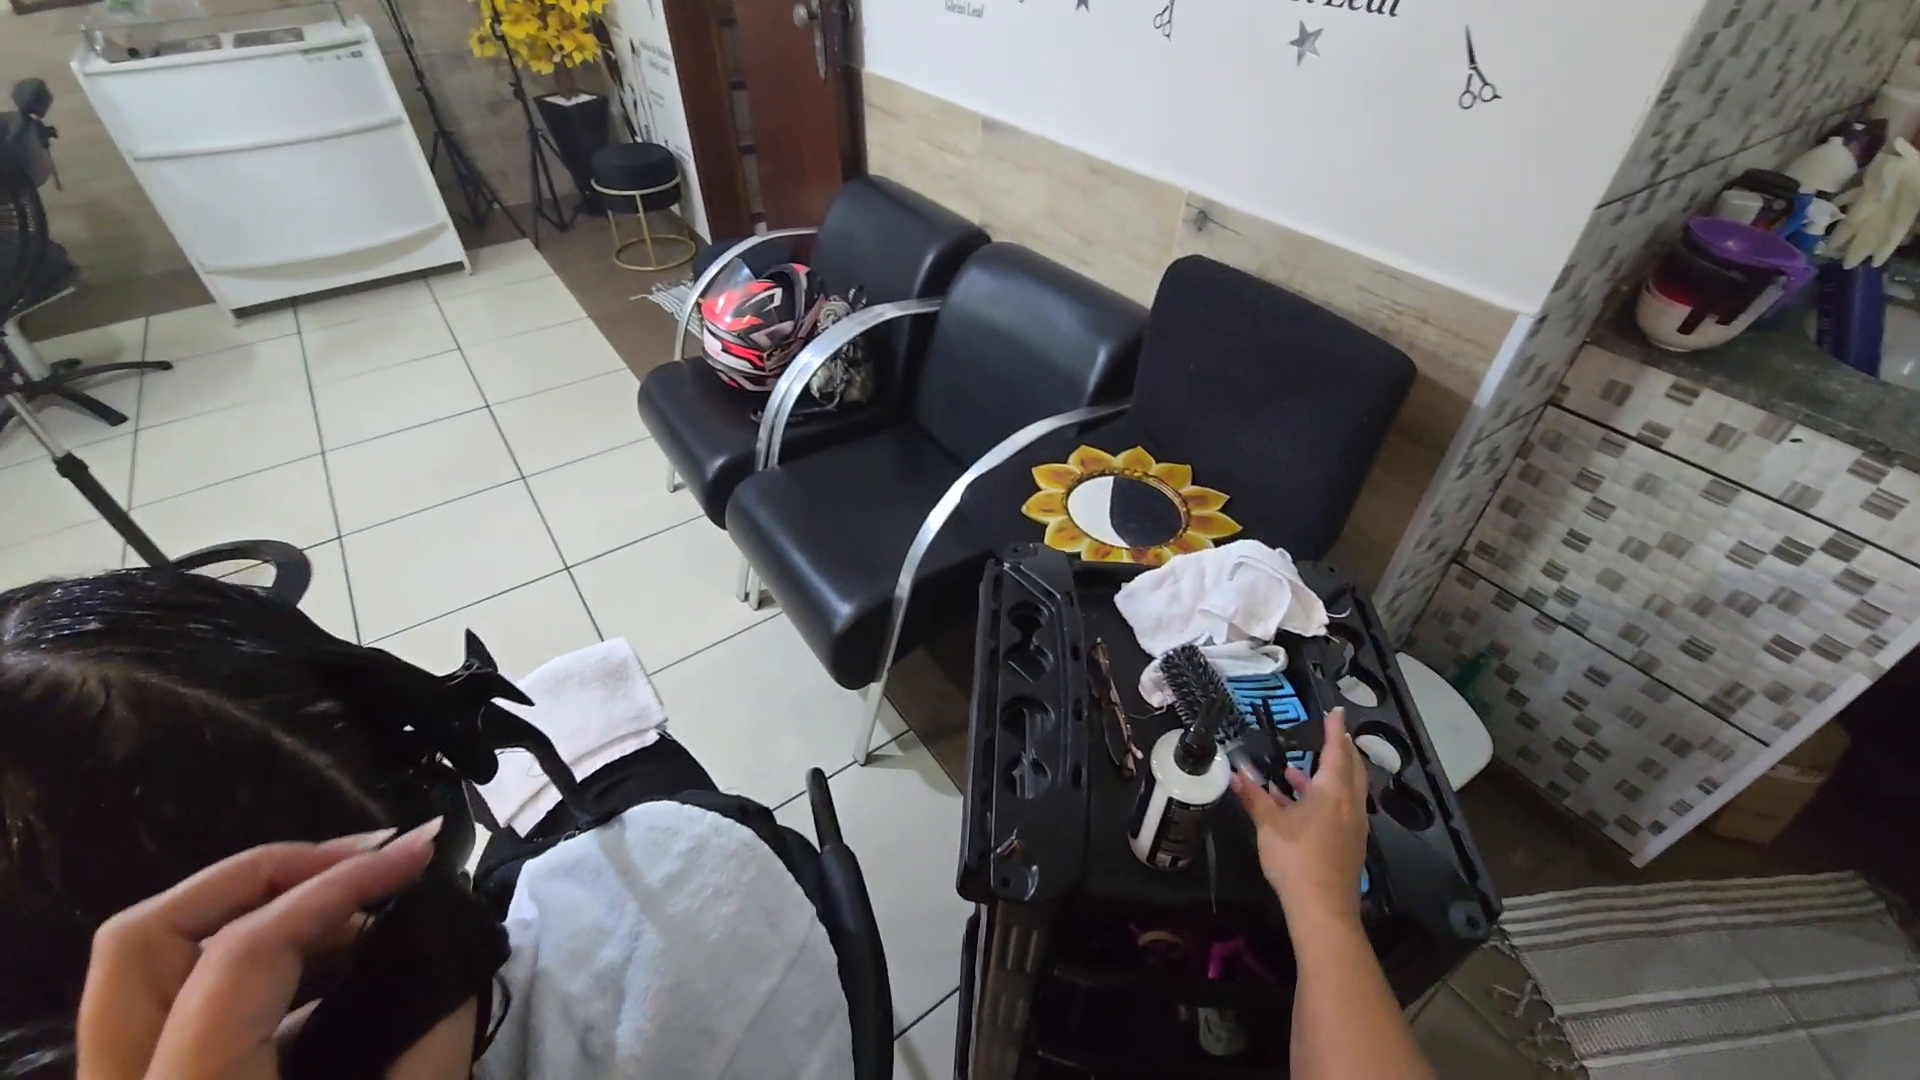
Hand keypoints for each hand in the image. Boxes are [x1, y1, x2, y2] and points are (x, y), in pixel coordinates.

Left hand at [76, 819, 464, 1079]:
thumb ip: (436, 1033)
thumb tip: (448, 932)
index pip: (244, 951)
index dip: (339, 882)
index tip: (421, 853)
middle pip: (147, 934)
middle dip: (267, 869)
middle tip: (363, 855)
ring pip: (149, 957)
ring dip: (262, 900)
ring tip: (356, 895)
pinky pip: (178, 992)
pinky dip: (257, 946)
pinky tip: (334, 951)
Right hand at [1230, 707, 1369, 931]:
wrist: (1323, 909)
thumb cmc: (1296, 858)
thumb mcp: (1268, 824)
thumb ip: (1253, 796)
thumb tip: (1234, 773)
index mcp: (1333, 793)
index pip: (1337, 752)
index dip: (1335, 731)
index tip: (1337, 712)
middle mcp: (1349, 805)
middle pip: (1351, 769)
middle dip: (1341, 750)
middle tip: (1330, 734)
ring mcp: (1353, 826)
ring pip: (1346, 790)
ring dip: (1328, 776)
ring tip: (1297, 771)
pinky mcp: (1349, 843)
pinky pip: (1341, 808)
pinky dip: (1324, 797)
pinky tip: (1298, 805)